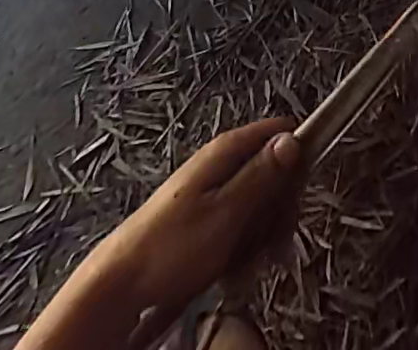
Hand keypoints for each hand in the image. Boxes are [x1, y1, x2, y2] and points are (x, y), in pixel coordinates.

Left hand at [90, 118, 304, 310]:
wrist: (121, 284)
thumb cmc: (173, 248)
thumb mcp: (228, 212)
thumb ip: (263, 175)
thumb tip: (292, 140)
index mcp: (228, 150)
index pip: (281, 133)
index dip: (297, 162)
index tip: (296, 196)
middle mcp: (222, 161)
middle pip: (274, 169)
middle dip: (281, 206)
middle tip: (274, 240)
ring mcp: (214, 187)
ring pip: (261, 198)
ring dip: (265, 231)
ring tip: (251, 261)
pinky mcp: (207, 212)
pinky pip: (242, 219)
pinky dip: (246, 243)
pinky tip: (237, 267)